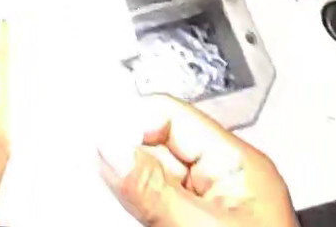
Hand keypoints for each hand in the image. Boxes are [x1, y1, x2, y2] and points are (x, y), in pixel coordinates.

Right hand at [98, 95, 296, 226]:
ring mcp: (213, 219)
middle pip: (162, 154)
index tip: (98, 143)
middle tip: (95, 177)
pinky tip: (121, 218)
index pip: (175, 118)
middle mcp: (227, 189)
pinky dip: (138, 219)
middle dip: (128, 165)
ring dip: (129, 197)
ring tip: (107, 205)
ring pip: (155, 191)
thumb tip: (112, 144)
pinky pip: (159, 217)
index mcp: (240, 167)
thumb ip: (156, 189)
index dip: (134, 124)